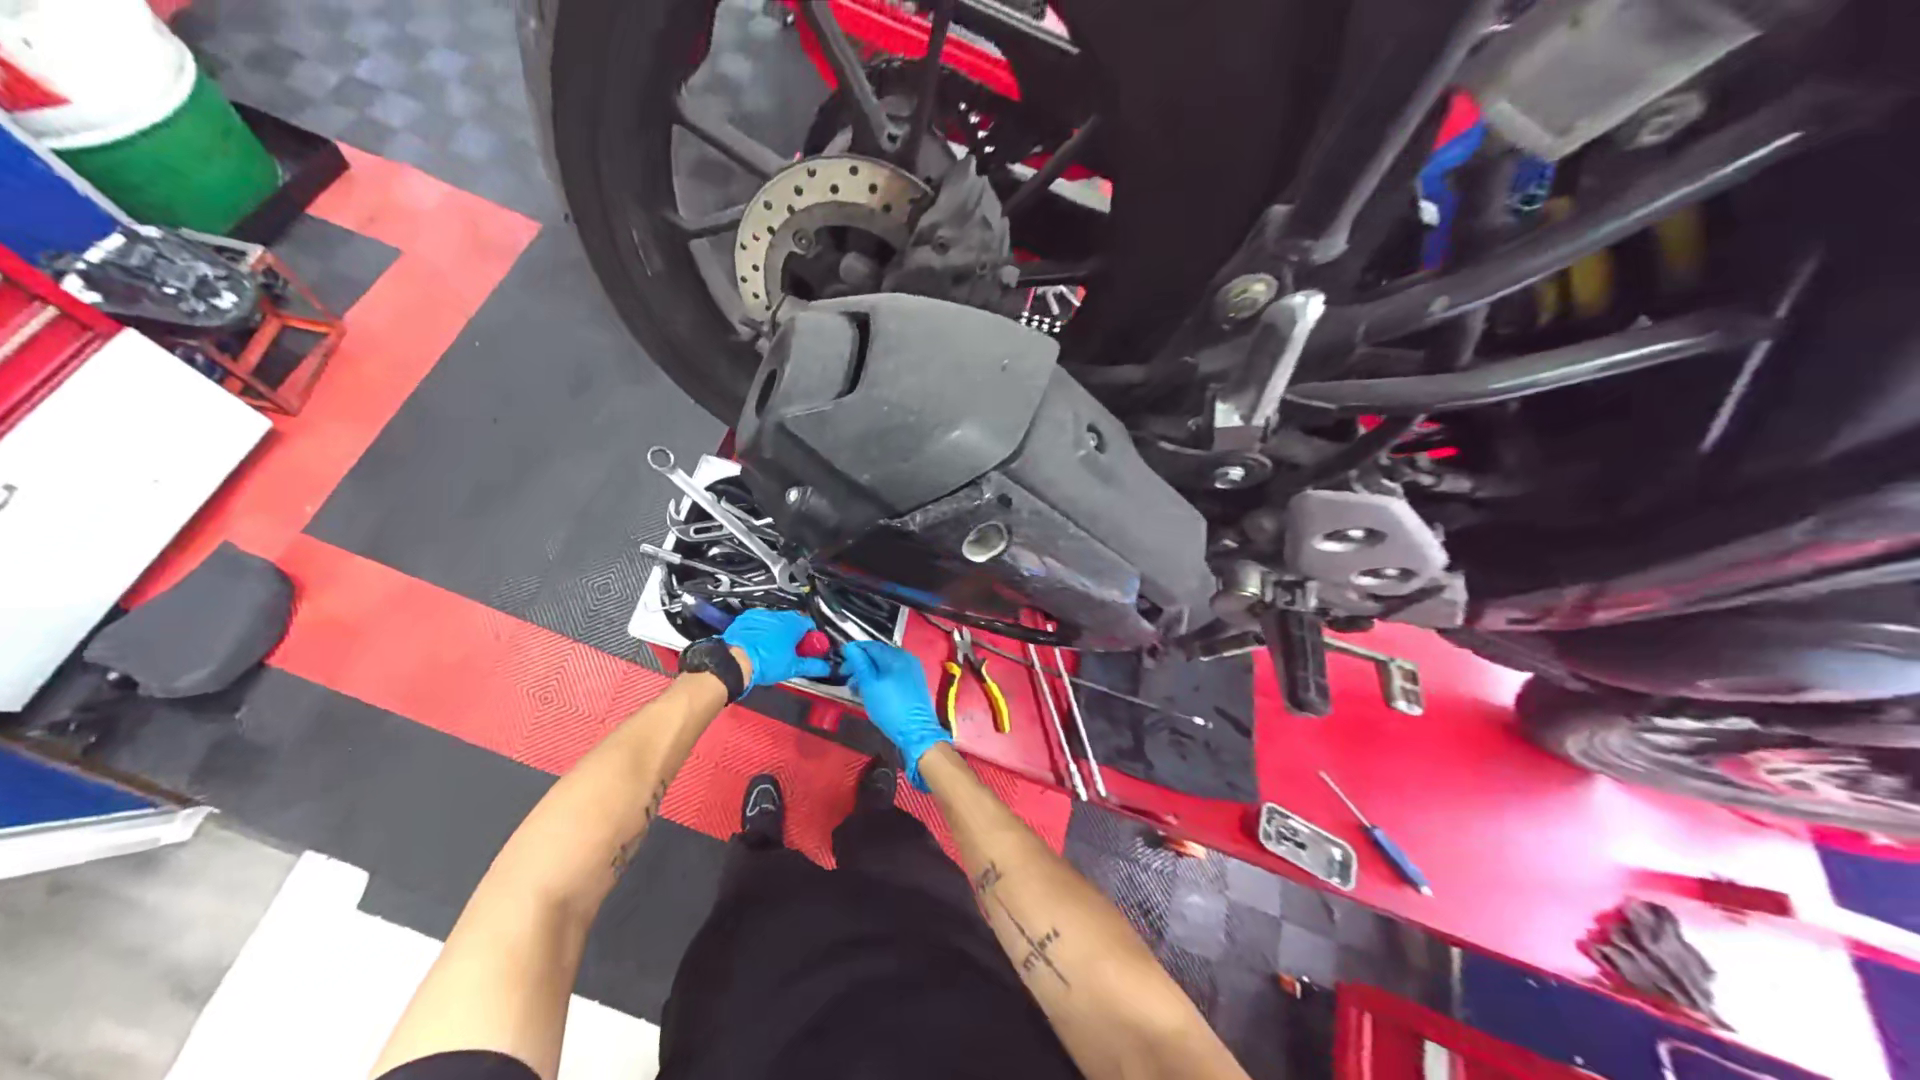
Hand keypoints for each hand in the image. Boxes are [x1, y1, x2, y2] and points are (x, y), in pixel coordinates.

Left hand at [720, 609, 833, 687]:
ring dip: (778, 632)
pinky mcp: (746, 618)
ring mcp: (761, 614)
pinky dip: (762, 630)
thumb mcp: (793, 667)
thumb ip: (812, 665)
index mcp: (794, 623)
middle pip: (793, 622)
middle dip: (794, 635)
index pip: (810, 625)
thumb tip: (826, 668)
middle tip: (792, 652)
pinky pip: (760, 622)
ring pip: (776, 622)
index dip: (811, 638)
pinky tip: (759, 644)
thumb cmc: (767, 662)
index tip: (808, 650)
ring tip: (773, 650)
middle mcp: (779, 614)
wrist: (734, 661)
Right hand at [842, 640, 950, 789]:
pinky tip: (873, 692)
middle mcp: (907, 658)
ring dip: (870, 674)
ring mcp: (913, 670)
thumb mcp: (869, 685)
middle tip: (848, 680)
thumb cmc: (889, 708)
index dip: (854, 653)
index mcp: (896, 656)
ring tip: (858, 690)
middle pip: (879, 655)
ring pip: (886, 666)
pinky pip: (894, 674)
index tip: (841, 666)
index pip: (871, 646)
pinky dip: (881, 679)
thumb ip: (860, 664)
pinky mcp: (915, 682)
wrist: (917, 732)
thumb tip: (850, 646)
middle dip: (861, 665)